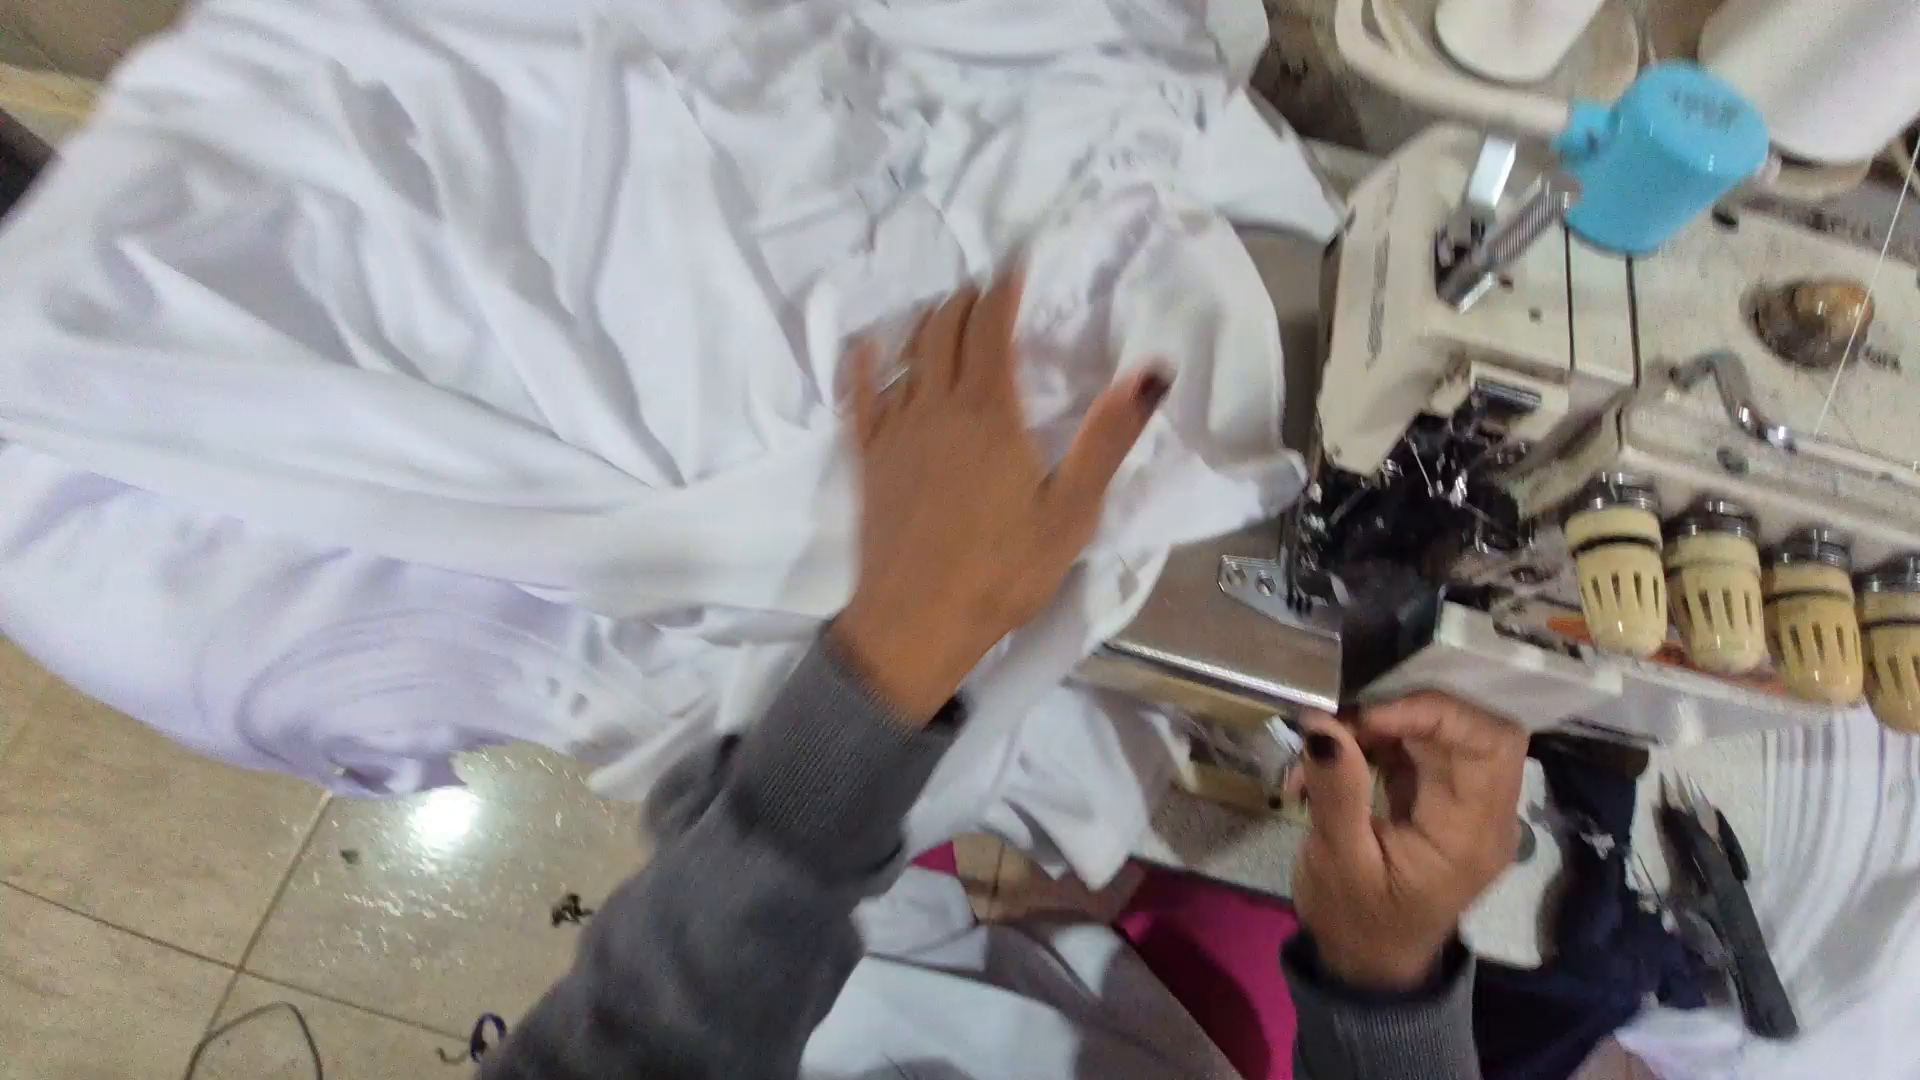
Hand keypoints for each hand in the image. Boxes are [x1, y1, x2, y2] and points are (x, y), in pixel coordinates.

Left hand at [829, 276, 1169, 721]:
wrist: (918, 622)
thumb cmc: (1003, 571)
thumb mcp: (1072, 511)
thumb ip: (1107, 437)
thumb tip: (1151, 371)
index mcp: (989, 412)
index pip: (991, 326)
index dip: (1003, 288)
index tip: (1014, 266)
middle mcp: (936, 407)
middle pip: (944, 329)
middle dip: (966, 300)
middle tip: (985, 293)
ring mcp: (895, 432)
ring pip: (905, 354)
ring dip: (926, 323)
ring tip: (944, 314)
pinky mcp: (868, 460)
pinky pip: (859, 396)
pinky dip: (864, 363)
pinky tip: (867, 347)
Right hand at [1290, 693, 1527, 989]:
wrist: (1365, 961)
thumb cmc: (1356, 919)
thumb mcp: (1339, 861)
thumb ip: (1337, 791)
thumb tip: (1320, 724)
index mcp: (1471, 832)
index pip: (1488, 743)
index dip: (1434, 712)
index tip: (1365, 719)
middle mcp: (1478, 811)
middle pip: (1464, 728)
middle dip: (1394, 712)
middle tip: (1333, 727)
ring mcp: (1456, 801)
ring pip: (1431, 729)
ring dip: (1370, 726)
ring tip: (1316, 752)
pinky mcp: (1428, 794)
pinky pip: (1407, 745)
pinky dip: (1363, 740)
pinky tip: (1323, 764)